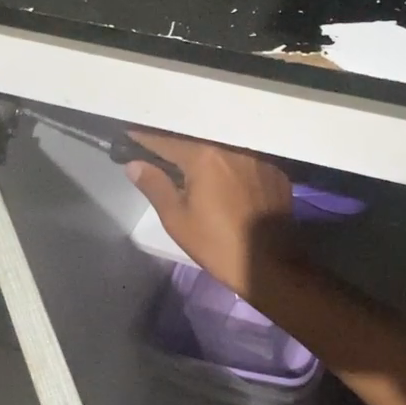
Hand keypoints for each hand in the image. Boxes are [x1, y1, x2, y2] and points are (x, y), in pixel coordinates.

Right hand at [123, 131, 297, 299]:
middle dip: (177, 148)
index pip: (165, 140)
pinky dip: (232, 170)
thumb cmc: (217, 245)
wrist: (270, 266)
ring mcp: (258, 159)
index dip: (145, 139)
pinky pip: (246, 163)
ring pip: (223, 151)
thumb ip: (155, 186)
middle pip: (196, 142)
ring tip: (195, 172)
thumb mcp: (177, 219)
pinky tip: (229, 186)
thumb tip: (134, 164)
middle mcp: (232, 148)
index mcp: (204, 156)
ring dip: (207, 158)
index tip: (130, 138)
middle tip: (162, 159)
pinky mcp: (275, 173)